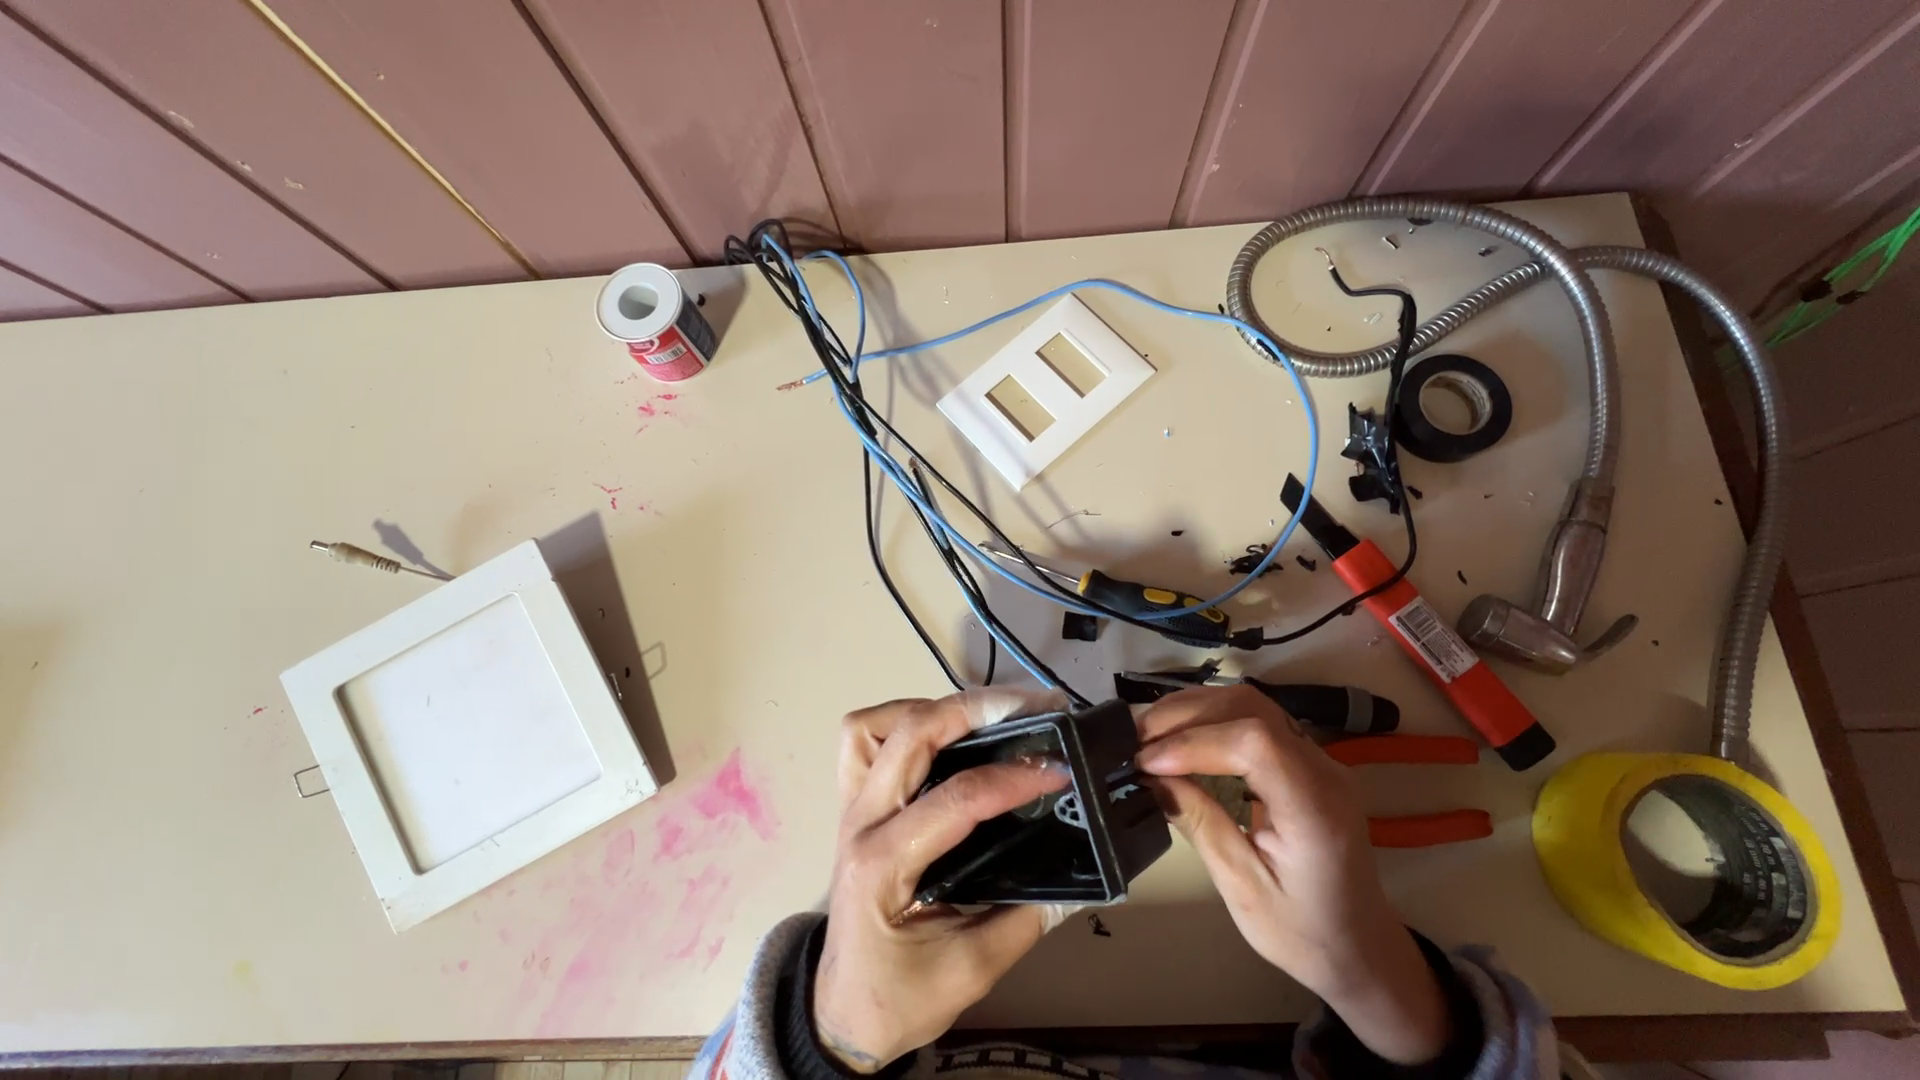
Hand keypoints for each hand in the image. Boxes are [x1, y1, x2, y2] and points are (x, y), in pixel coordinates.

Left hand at [813, 694, 1068, 1072]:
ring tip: (988, 717)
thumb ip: (1026, 919)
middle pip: (909, 734)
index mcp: (883, 864)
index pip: (955, 799)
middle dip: (975, 710)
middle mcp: (861, 820)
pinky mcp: (856, 803)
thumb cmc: (898, 997)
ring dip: (932, 708)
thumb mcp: (972, 970)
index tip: (1061, 769)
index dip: (1012, 777)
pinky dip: (903, 722)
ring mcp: (853, 806)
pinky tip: (946, 736)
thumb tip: (1080, 875)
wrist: (841, 1011)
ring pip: (875, 724)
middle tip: (1034, 709)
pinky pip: (864, 740)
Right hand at [1135, 686, 1448, 1064]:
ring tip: (1146, 733)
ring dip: (1192, 710)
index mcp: (1315, 809)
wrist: (1358, 947)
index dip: (1194, 741)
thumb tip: (1151, 777)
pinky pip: (1254, 719)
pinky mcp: (1303, 759)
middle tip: (1132, 740)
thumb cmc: (1301, 932)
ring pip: (1250, 704)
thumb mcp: (1242, 889)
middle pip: (1250, 708)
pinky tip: (1176, 735)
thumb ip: (1201, 824)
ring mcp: (1317, 759)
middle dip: (1184, 716)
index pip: (1254, 743)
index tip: (1146, 762)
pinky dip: (1208, 718)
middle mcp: (1323, 770)